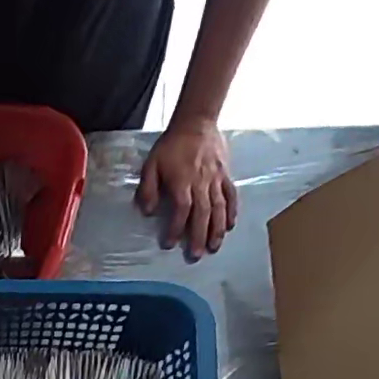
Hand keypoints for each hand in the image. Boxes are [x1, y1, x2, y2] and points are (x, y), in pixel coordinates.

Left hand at [138, 115, 237, 259]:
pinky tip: (230, 226)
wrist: (197, 122)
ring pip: (219, 208)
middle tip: (195, 256)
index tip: (169, 244)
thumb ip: (147, 189)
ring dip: (217, 230)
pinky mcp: (226, 174)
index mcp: (182, 181)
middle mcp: (202, 183)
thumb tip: (147, 212)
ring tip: (214, 247)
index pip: (181, 210)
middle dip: (198, 237)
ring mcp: (216, 179)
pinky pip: (231, 195)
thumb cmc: (171, 145)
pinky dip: (231, 212)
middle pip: (202, 214)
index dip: (175, 229)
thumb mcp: (151, 165)